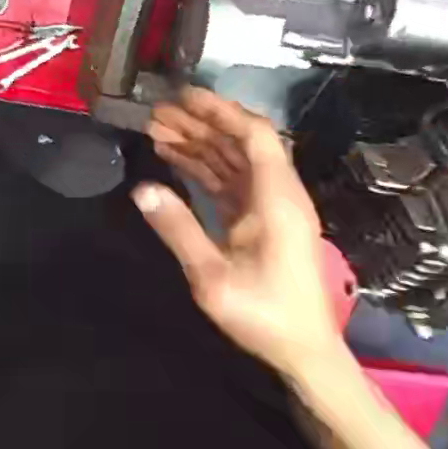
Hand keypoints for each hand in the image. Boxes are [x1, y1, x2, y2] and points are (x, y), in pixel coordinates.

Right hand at [132, 88, 343, 381]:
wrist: (304, 352)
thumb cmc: (265, 315)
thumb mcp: (213, 277)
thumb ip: (179, 229)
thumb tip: (142, 190)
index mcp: (276, 198)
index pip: (254, 135)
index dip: (219, 110)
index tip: (183, 97)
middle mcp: (277, 193)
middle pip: (240, 142)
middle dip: (200, 124)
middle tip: (157, 113)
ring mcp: (271, 206)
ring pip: (234, 160)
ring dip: (199, 143)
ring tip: (158, 130)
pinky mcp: (262, 220)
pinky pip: (231, 182)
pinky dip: (204, 168)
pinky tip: (175, 159)